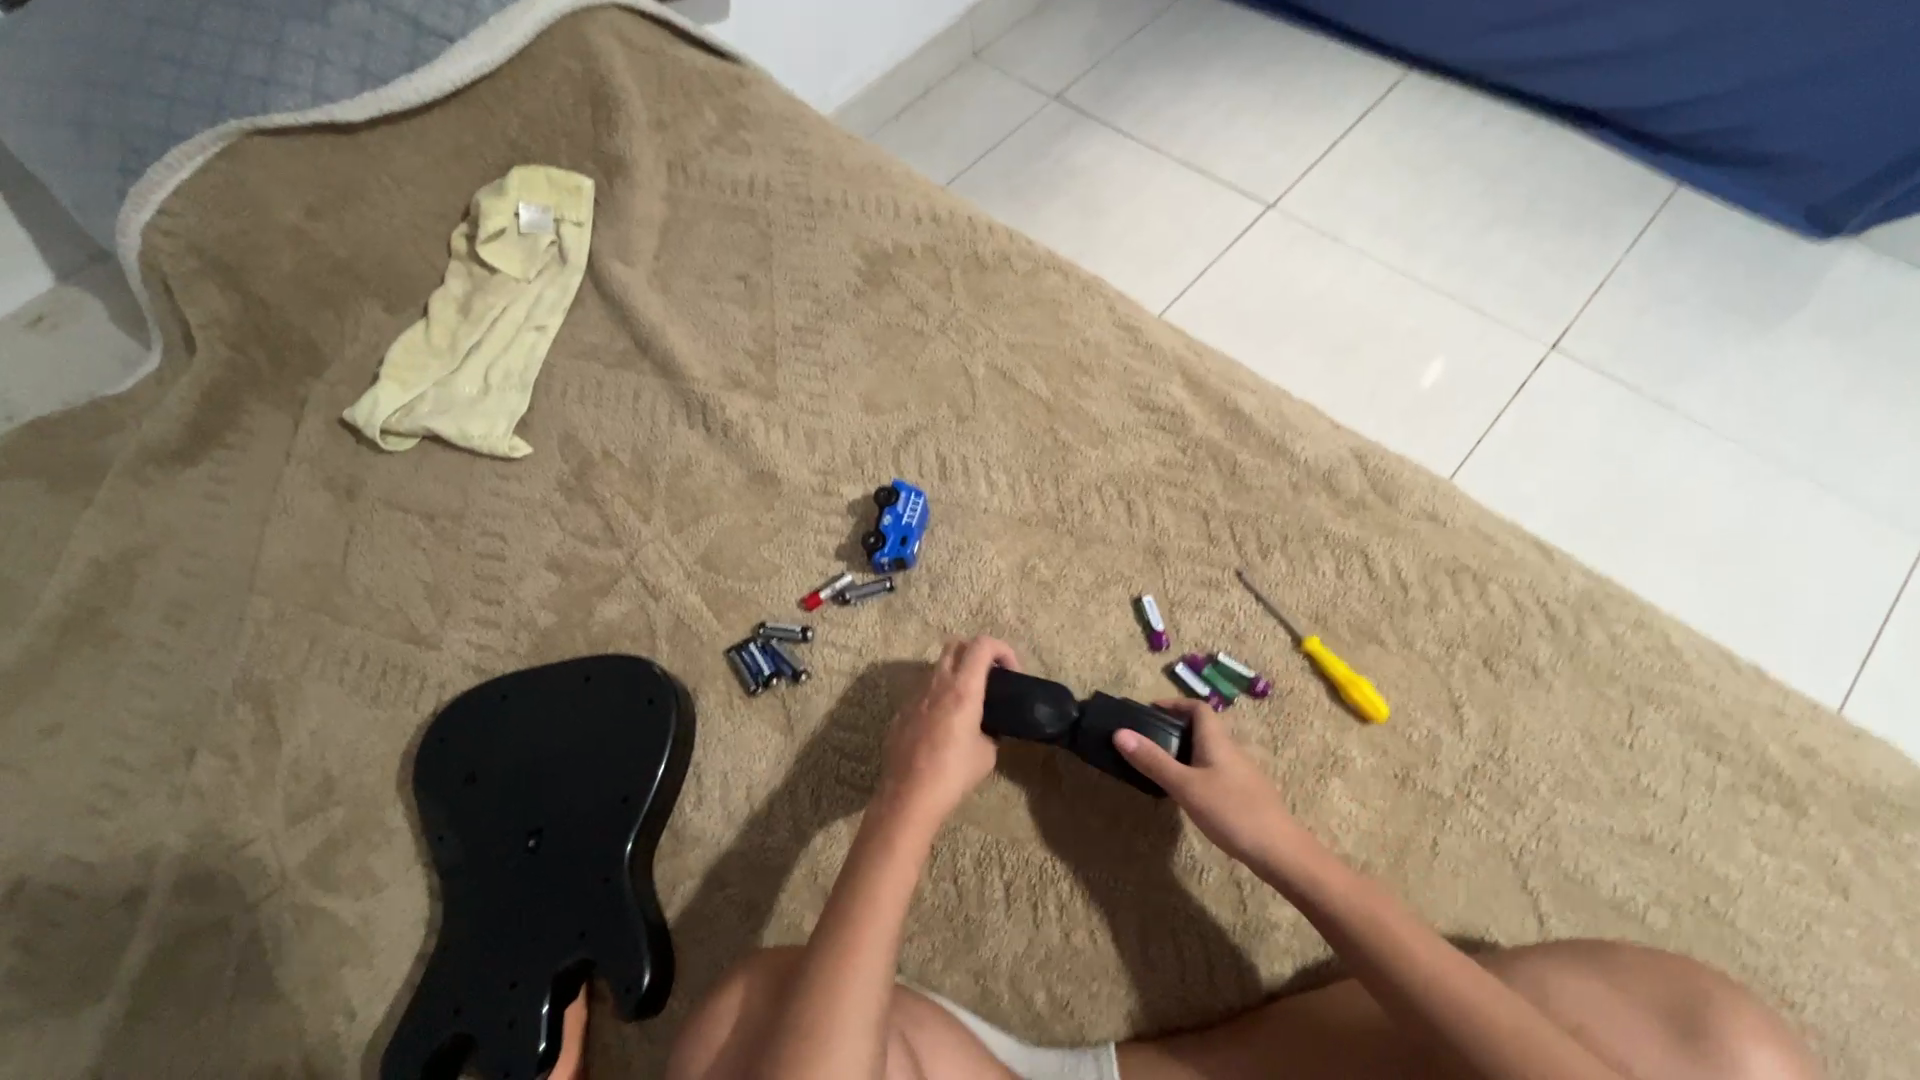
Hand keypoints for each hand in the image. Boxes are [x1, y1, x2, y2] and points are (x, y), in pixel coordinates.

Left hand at [875, 636, 1020, 826]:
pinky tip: (943, 724)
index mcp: (963, 689)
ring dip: (955, 673)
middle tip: (989, 677)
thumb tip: (987, 729)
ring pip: (937, 667)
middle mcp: (937, 684)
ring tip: (967, 702)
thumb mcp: (987, 753)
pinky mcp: (901, 711)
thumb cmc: (953, 774)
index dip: (1002, 649)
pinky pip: (923, 692)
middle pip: (955, 644)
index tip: (1011, 671)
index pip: (982, 644)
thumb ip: (991, 731)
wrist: (908, 796)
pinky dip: (938, 696)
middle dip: (976, 652)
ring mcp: (915, 695)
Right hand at [1113, 699, 1296, 864]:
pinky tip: (1186, 792)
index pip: (1198, 708)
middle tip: (1147, 741)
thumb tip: (1120, 732)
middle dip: (1175, 728)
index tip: (1149, 711)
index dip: (1174, 704)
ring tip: (1159, 766)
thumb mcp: (1185, 786)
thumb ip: (1153, 761)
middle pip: (1203, 728)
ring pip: (1208, 751)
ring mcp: (1240, 773)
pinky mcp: (1244, 793)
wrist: (1279, 851)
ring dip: (1184, 751)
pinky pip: (1214, 771)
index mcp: (1217, 740)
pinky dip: (1195, 771)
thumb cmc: (1231, 811)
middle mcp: (1230, 750)